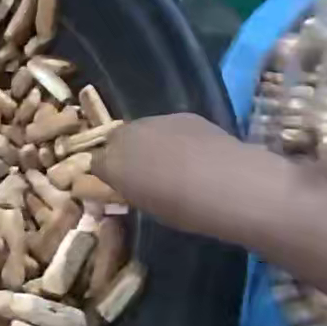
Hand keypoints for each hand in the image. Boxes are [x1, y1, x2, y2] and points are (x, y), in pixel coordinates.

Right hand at [96, 114, 312, 242]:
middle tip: (143, 173)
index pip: (96, 162)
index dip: (108, 173)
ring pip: (142, 129)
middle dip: (124, 152)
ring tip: (171, 162)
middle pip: (115, 139)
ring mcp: (155, 121)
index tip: (122, 185)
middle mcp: (127, 136)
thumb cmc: (185, 210)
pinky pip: (167, 125)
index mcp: (112, 164)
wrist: (229, 185)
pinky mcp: (182, 115)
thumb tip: (131, 186)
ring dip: (148, 142)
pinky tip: (193, 153)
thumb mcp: (149, 208)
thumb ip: (133, 191)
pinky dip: (173, 136)